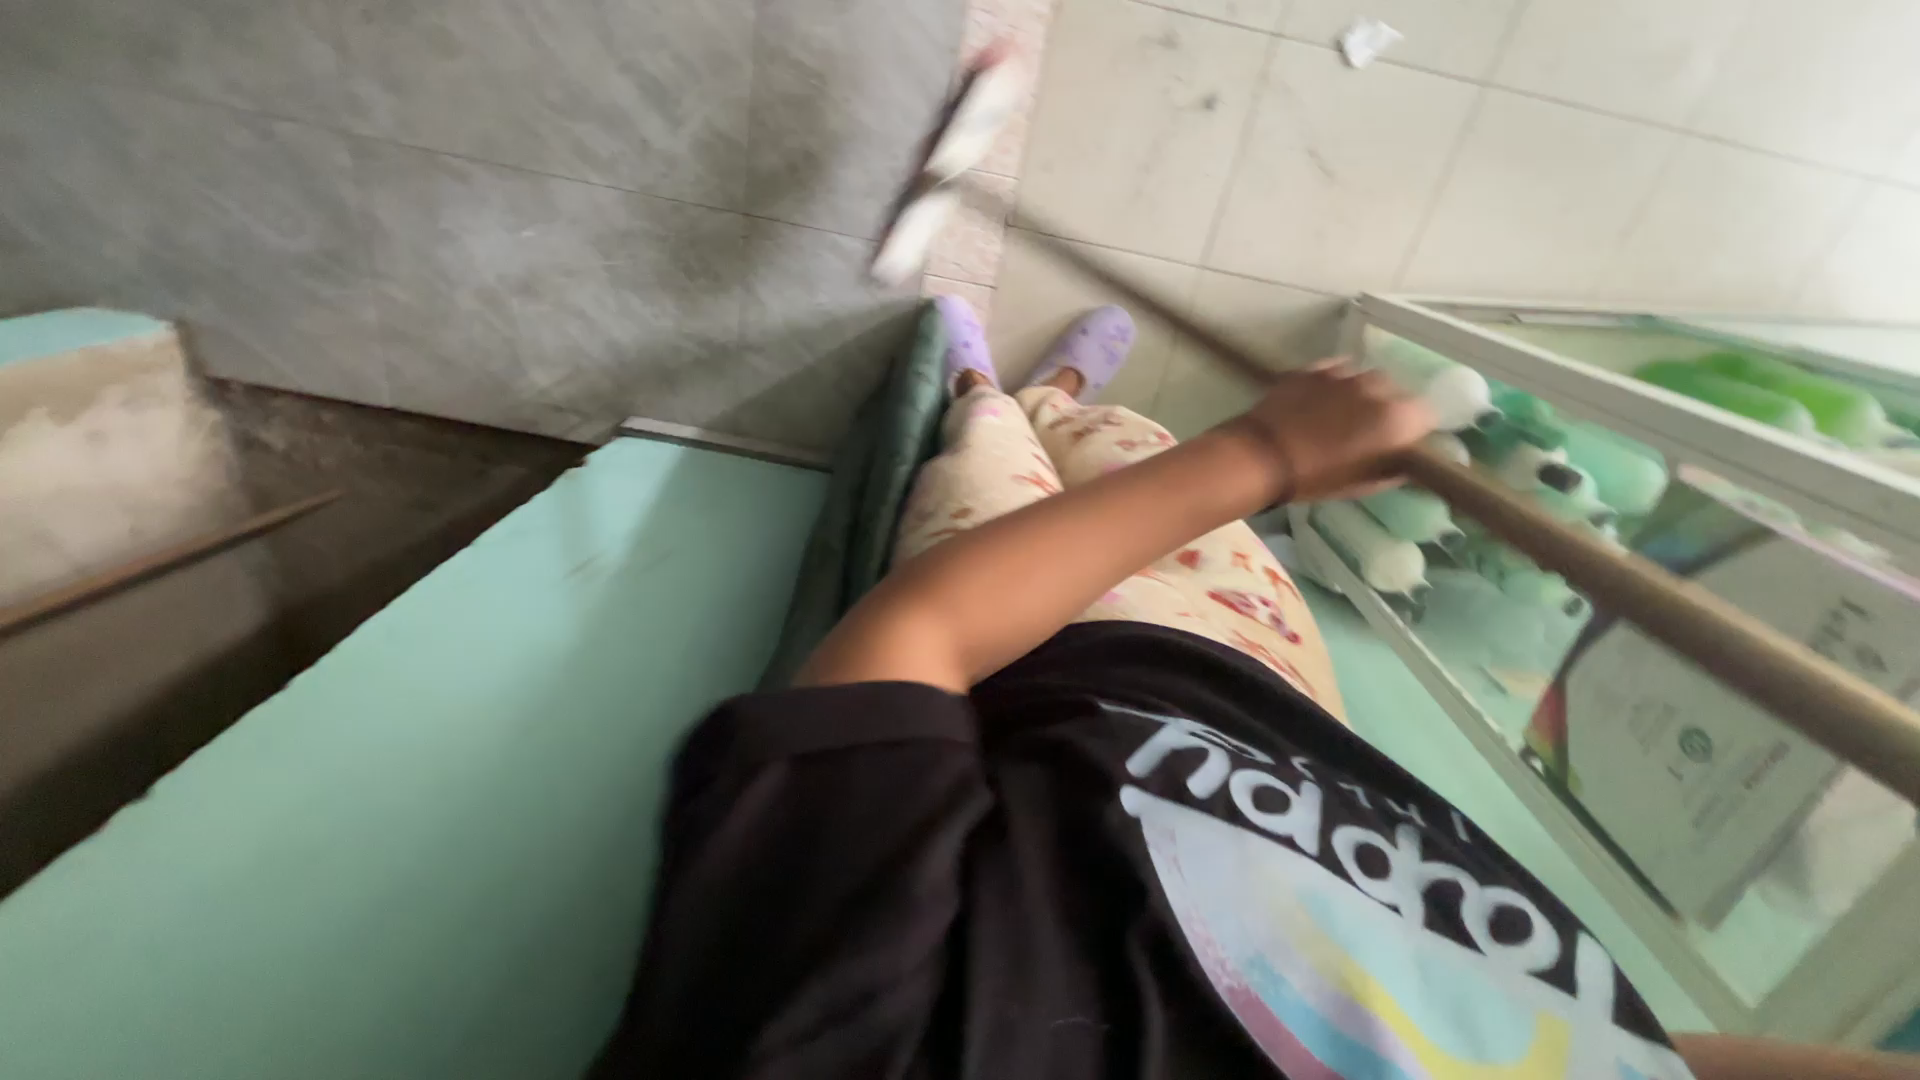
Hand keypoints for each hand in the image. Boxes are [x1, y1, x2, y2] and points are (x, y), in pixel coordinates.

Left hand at [1224, 359, 1435, 503]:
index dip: (1414, 430)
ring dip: (1361, 394)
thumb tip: (1407, 462)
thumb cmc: (1314, 477)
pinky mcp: (1314, 368)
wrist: (1260, 455)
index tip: (1398, 443)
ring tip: (1340, 414)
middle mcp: (1377, 387)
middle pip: (1397, 392)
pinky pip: (1337, 370)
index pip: (1426, 415)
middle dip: (1388, 408)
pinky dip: (1335, 382)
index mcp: (1397, 418)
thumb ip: (1393, 470)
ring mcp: (1344, 373)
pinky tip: (1321, 399)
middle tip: (1365, 430)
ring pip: (1367, 378)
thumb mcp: (1361, 484)